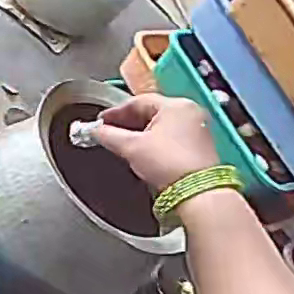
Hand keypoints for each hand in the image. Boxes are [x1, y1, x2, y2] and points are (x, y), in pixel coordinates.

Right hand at [91, 93, 219, 191]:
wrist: (196, 192)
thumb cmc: (168, 164)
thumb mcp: (131, 147)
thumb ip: (108, 136)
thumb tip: (95, 130)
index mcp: (175, 105)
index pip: (137, 102)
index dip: (114, 112)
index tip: (99, 122)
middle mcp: (189, 112)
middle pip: (150, 112)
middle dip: (126, 123)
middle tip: (108, 133)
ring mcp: (196, 129)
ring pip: (160, 125)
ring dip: (139, 133)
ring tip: (122, 144)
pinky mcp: (198, 146)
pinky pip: (169, 137)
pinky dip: (153, 142)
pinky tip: (141, 152)